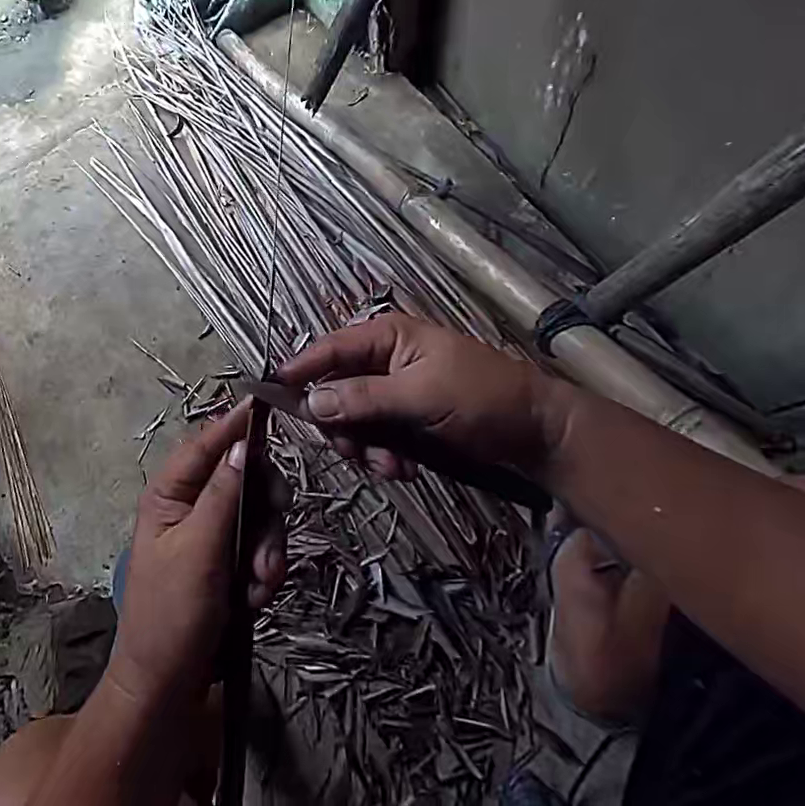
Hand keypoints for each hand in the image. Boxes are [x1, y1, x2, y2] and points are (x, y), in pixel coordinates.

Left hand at [107, 402, 289, 707]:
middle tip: (269, 542)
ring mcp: (213, 533)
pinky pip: (262, 545)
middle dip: (264, 512)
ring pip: (259, 514)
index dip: (234, 424)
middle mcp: (192, 505)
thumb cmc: (171, 615)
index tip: (265, 404)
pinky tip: (256, 597)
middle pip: (244, 477)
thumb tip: (242, 444)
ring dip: (267, 550)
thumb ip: (224, 494)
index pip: (204, 444)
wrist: (168, 685)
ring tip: (259, 586)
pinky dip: (265, 570)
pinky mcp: (230, 558)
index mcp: (169, 494)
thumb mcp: (198, 550)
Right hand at [276, 313, 571, 479]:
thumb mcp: (421, 394)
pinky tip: (405, 469)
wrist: (535, 431)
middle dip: (342, 426)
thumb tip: (310, 402)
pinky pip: (374, 437)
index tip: (269, 395)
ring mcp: (393, 391)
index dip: (299, 370)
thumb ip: (364, 398)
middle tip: (353, 451)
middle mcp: (382, 360)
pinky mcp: (403, 419)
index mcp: (386, 336)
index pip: (328, 348)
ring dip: (365, 447)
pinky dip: (382, 456)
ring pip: (351, 419)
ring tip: (393, 467)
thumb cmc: (481, 396)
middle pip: (334, 390)